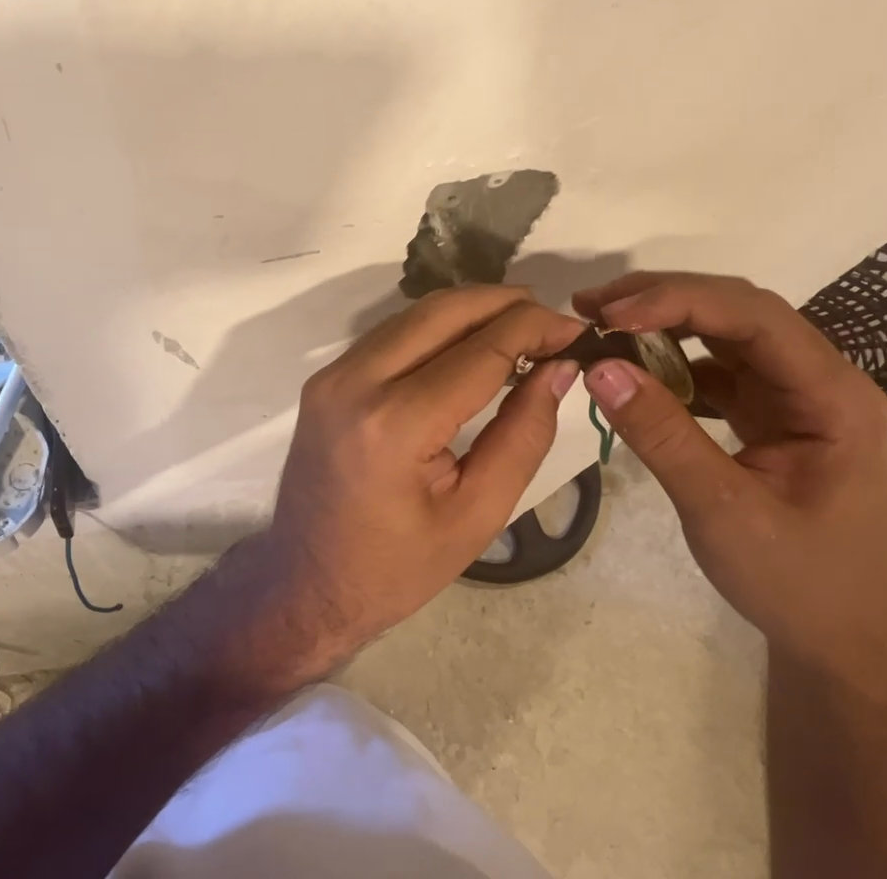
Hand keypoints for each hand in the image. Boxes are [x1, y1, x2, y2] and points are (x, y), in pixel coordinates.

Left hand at [265, 285, 583, 659]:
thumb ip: (524, 434)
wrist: (307, 581)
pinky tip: (470, 349)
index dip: (536, 329)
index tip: (579, 330)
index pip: (481, 349)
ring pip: (412, 316)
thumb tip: (559, 367)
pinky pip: (388, 336)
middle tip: (553, 323)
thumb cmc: (396, 567)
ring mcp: (331, 377)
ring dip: (469, 312)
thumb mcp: (477, 513)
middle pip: (441, 312)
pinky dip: (434, 330)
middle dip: (505, 304)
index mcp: (394, 424)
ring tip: (522, 333)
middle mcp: (355, 383)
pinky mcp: (324, 381)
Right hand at [572, 272, 886, 675]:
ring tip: (601, 328)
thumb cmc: (795, 579)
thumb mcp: (721, 508)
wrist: (840, 639)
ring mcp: (797, 399)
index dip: (677, 302)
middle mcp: (820, 382)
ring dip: (664, 326)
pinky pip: (719, 372)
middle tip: (590, 308)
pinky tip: (633, 373)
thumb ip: (662, 434)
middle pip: (741, 313)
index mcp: (832, 395)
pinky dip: (671, 365)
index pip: (753, 317)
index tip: (608, 316)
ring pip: (727, 337)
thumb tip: (599, 368)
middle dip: (664, 301)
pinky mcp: (772, 418)